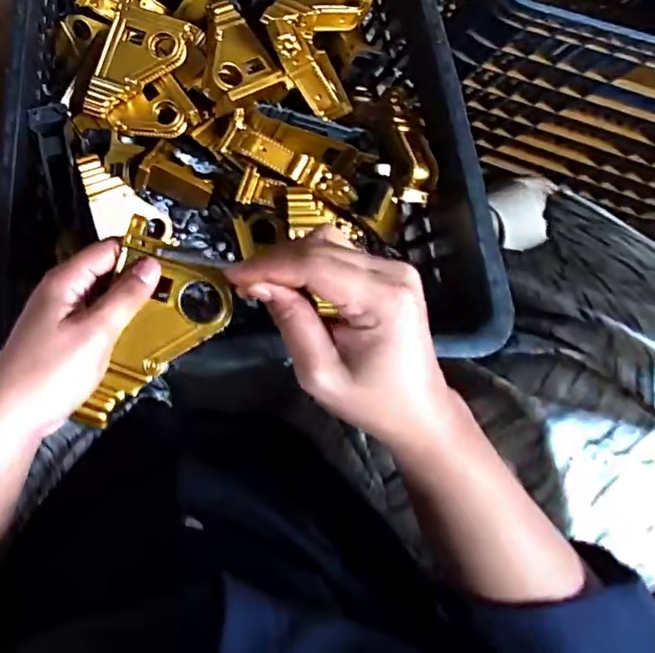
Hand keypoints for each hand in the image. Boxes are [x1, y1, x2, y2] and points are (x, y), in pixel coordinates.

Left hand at [0, 240, 160, 450]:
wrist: (9, 419)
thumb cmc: (45, 376)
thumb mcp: (96, 333)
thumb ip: (125, 297)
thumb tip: (149, 267)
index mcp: (64, 280)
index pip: (108, 248)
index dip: (138, 253)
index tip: (164, 265)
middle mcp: (58, 291)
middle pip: (104, 270)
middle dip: (133, 279)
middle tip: (163, 294)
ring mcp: (56, 313)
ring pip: (99, 295)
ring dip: (123, 303)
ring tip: (149, 316)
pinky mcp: (58, 335)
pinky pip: (90, 317)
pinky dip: (109, 322)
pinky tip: (123, 337)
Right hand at [227, 227, 463, 451]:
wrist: (421, 412)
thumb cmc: (373, 402)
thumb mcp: (321, 375)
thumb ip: (292, 322)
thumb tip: (260, 282)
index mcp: (383, 299)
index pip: (314, 264)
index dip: (268, 265)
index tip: (233, 275)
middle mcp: (392, 272)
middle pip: (318, 247)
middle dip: (274, 262)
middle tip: (244, 284)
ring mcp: (393, 267)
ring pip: (324, 243)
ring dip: (289, 260)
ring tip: (266, 285)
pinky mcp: (388, 269)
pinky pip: (336, 252)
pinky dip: (307, 263)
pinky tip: (293, 285)